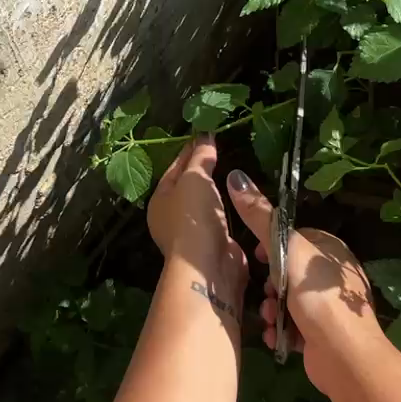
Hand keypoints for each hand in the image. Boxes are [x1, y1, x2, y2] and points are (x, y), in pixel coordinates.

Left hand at [147, 135, 248, 301]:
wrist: (208, 268)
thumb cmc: (193, 218)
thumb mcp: (194, 179)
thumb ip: (200, 157)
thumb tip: (205, 135)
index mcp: (160, 199)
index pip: (175, 167)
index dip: (190, 150)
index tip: (205, 133)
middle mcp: (172, 217)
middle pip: (189, 185)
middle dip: (202, 169)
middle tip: (220, 148)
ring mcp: (193, 234)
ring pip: (206, 203)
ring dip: (217, 189)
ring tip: (232, 170)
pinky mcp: (215, 246)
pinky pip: (221, 219)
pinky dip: (229, 208)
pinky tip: (240, 198)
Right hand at [225, 168, 384, 395]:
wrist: (342, 355)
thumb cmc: (316, 294)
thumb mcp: (285, 247)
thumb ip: (260, 216)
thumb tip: (235, 176)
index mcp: (330, 250)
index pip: (294, 239)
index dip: (272, 246)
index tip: (256, 258)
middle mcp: (332, 277)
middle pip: (288, 272)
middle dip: (271, 284)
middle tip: (265, 292)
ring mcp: (328, 309)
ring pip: (288, 301)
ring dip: (273, 309)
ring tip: (270, 318)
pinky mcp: (322, 337)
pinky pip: (293, 328)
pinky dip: (281, 331)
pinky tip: (274, 335)